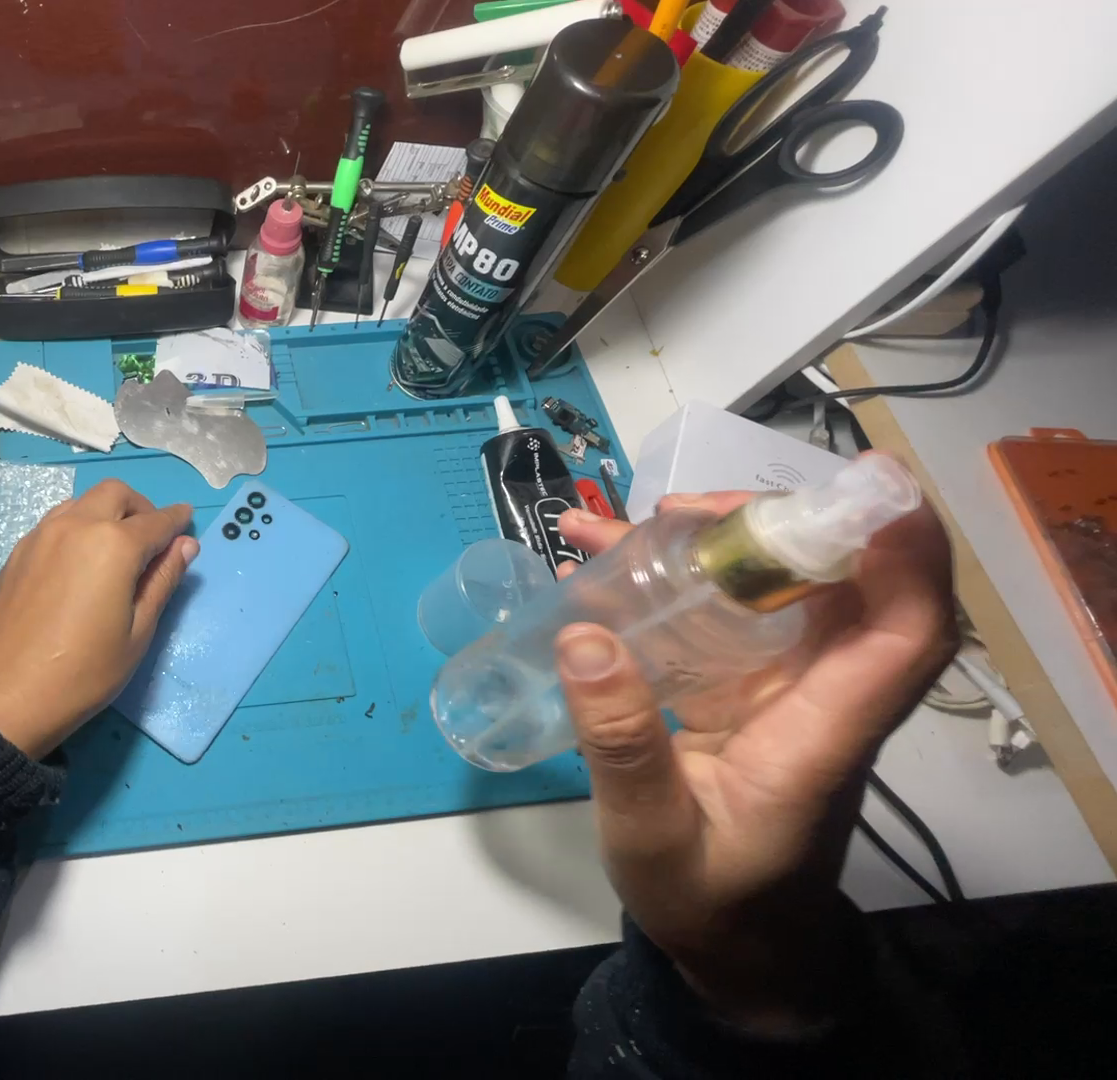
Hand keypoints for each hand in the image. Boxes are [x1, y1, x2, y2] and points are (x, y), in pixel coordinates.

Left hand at [0, 480, 198, 759]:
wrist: (3, 697)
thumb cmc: (82, 673)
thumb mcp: (137, 633)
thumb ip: (162, 581)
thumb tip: (185, 545)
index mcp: (113, 545)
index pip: (156, 521)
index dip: (177, 521)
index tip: (187, 522)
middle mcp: (76, 526)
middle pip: (115, 494)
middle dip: (140, 507)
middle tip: (152, 538)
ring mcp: (41, 535)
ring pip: (82, 503)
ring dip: (106, 513)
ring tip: (116, 550)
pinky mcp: (18, 552)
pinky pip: (56, 522)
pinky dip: (78, 527)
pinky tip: (80, 562)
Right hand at [552, 479, 956, 1031]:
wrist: (729, 943)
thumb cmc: (706, 897)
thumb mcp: (648, 829)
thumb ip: (621, 742)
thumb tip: (584, 637)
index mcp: (820, 737)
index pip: (899, 637)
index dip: (901, 558)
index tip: (859, 490)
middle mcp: (811, 701)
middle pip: (834, 593)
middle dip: (766, 529)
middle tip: (676, 508)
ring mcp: (772, 694)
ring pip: (762, 599)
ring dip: (699, 550)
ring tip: (609, 527)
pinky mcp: (732, 695)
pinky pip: (710, 624)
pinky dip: (662, 588)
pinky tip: (596, 576)